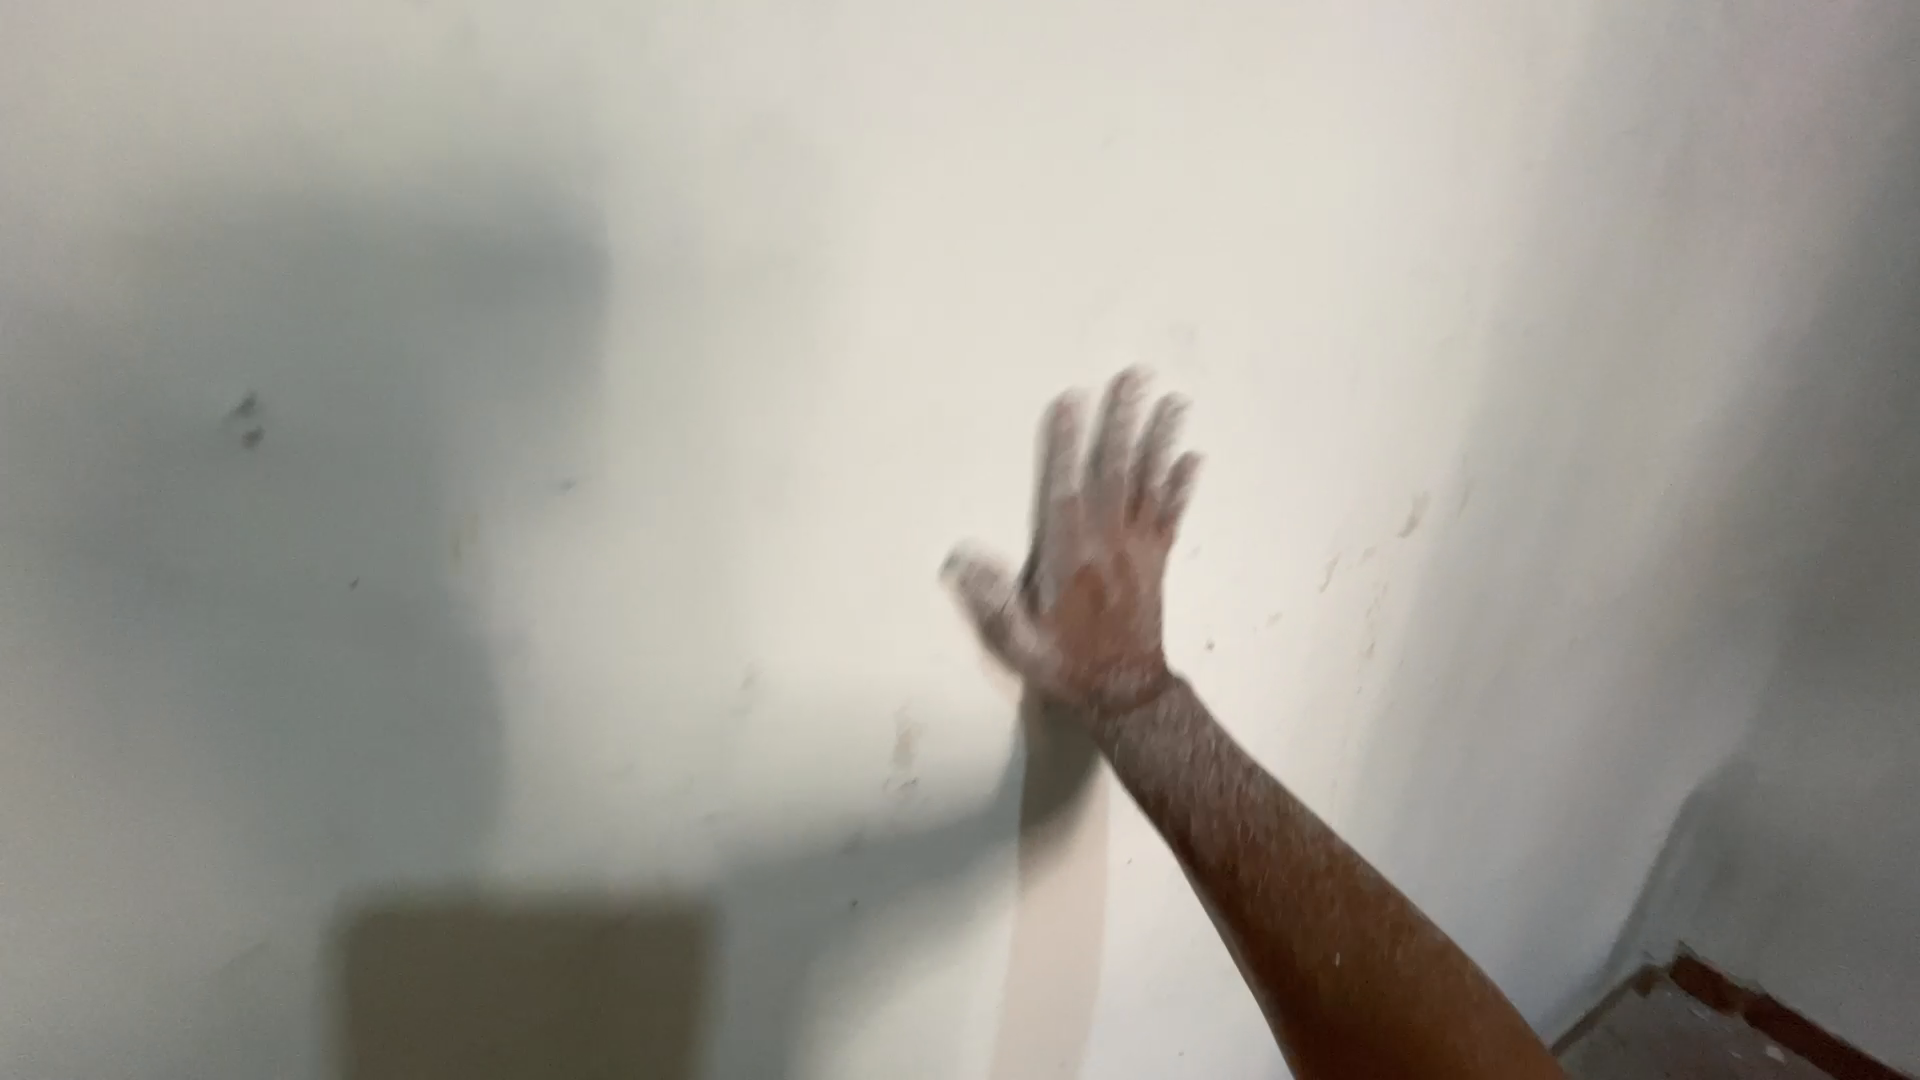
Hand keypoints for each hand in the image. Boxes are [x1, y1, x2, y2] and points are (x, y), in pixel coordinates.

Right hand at [943, 368, 1201, 721]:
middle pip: (1114, 472)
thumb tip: (960, 557)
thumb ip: (991, 601)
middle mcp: (1106, 543)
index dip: (1066, 444)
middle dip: (1121, 422)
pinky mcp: (1157, 560)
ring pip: (1148, 485)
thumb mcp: (1017, 643)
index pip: (1065, 489)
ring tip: (1174, 402)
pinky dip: (1183, 486)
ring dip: (1160, 441)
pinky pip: (1172, 516)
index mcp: (1069, 556)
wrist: (1125, 691)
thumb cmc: (1066, 664)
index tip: (1070, 402)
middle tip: (1133, 378)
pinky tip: (1193, 458)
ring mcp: (1137, 549)